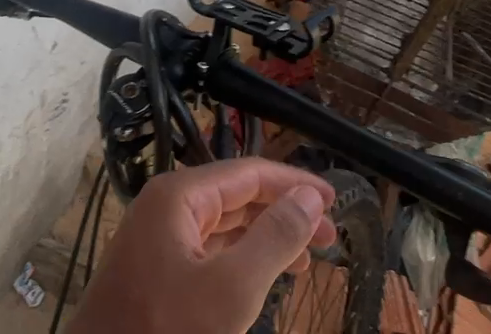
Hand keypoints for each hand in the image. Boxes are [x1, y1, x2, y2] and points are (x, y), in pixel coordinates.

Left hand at [66, 157, 336, 333]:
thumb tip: (309, 195)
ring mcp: (157, 239)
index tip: (335, 199)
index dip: (294, 183)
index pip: (248, 173)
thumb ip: (274, 239)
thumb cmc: (167, 332)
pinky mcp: (155, 271)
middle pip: (236, 196)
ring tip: (307, 257)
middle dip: (284, 211)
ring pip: (223, 225)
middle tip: (331, 236)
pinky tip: (265, 273)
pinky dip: (241, 258)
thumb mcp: (231, 289)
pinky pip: (208, 251)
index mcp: (178, 196)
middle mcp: (165, 207)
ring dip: (266, 236)